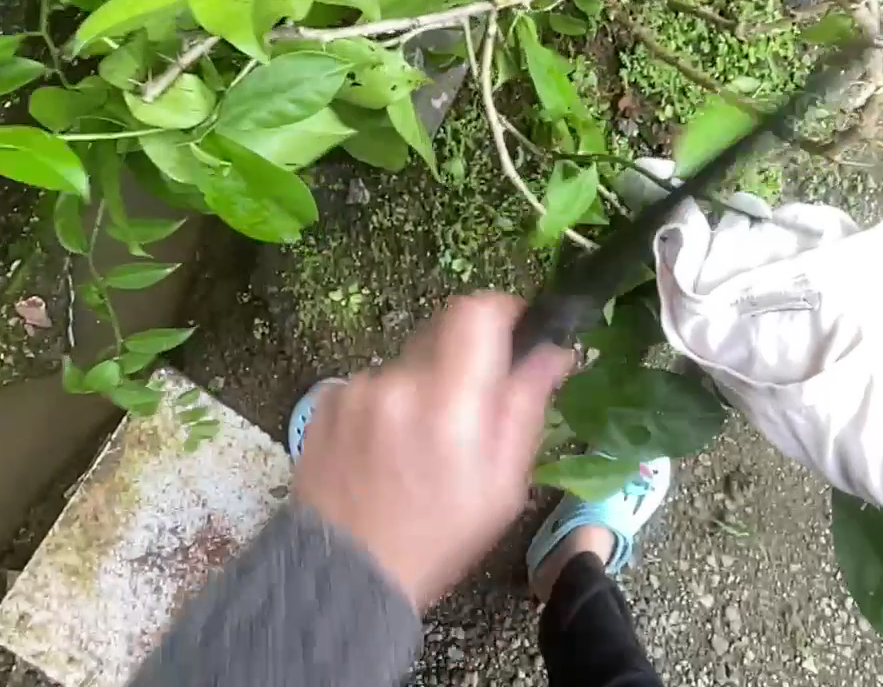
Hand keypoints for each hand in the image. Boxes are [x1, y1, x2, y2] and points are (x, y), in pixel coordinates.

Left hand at [291, 292, 573, 609]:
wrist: (342, 574)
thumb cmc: (437, 535)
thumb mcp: (502, 484)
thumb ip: (527, 406)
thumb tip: (555, 352)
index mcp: (451, 404)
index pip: (476, 312)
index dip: (501, 309)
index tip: (513, 327)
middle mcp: (400, 383)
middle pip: (443, 330)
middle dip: (464, 357)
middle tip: (468, 408)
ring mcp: (358, 389)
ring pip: (408, 360)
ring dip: (423, 384)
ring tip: (418, 441)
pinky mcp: (327, 400)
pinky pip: (373, 381)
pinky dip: (388, 402)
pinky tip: (384, 447)